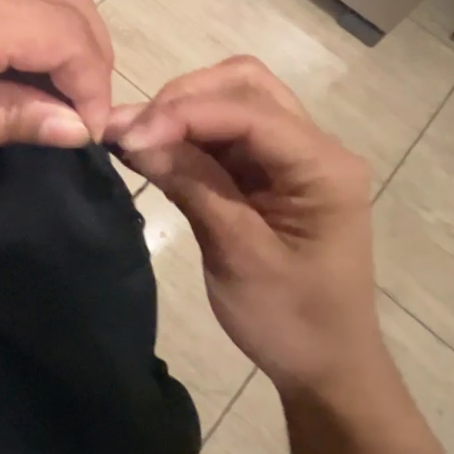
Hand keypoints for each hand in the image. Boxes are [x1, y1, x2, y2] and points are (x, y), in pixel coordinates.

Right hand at [110, 57, 388, 399]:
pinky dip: (183, 135)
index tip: (127, 136)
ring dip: (179, 111)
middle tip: (130, 131)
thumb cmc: (291, 321)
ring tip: (128, 136)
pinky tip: (147, 148)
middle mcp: (313, 148)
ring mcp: (290, 158)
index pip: (249, 112)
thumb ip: (192, 186)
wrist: (326, 367)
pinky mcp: (266, 175)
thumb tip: (134, 137)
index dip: (183, 113)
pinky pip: (222, 136)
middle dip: (182, 98)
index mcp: (323, 167)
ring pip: (231, 102)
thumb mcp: (237, 255)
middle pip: (244, 85)